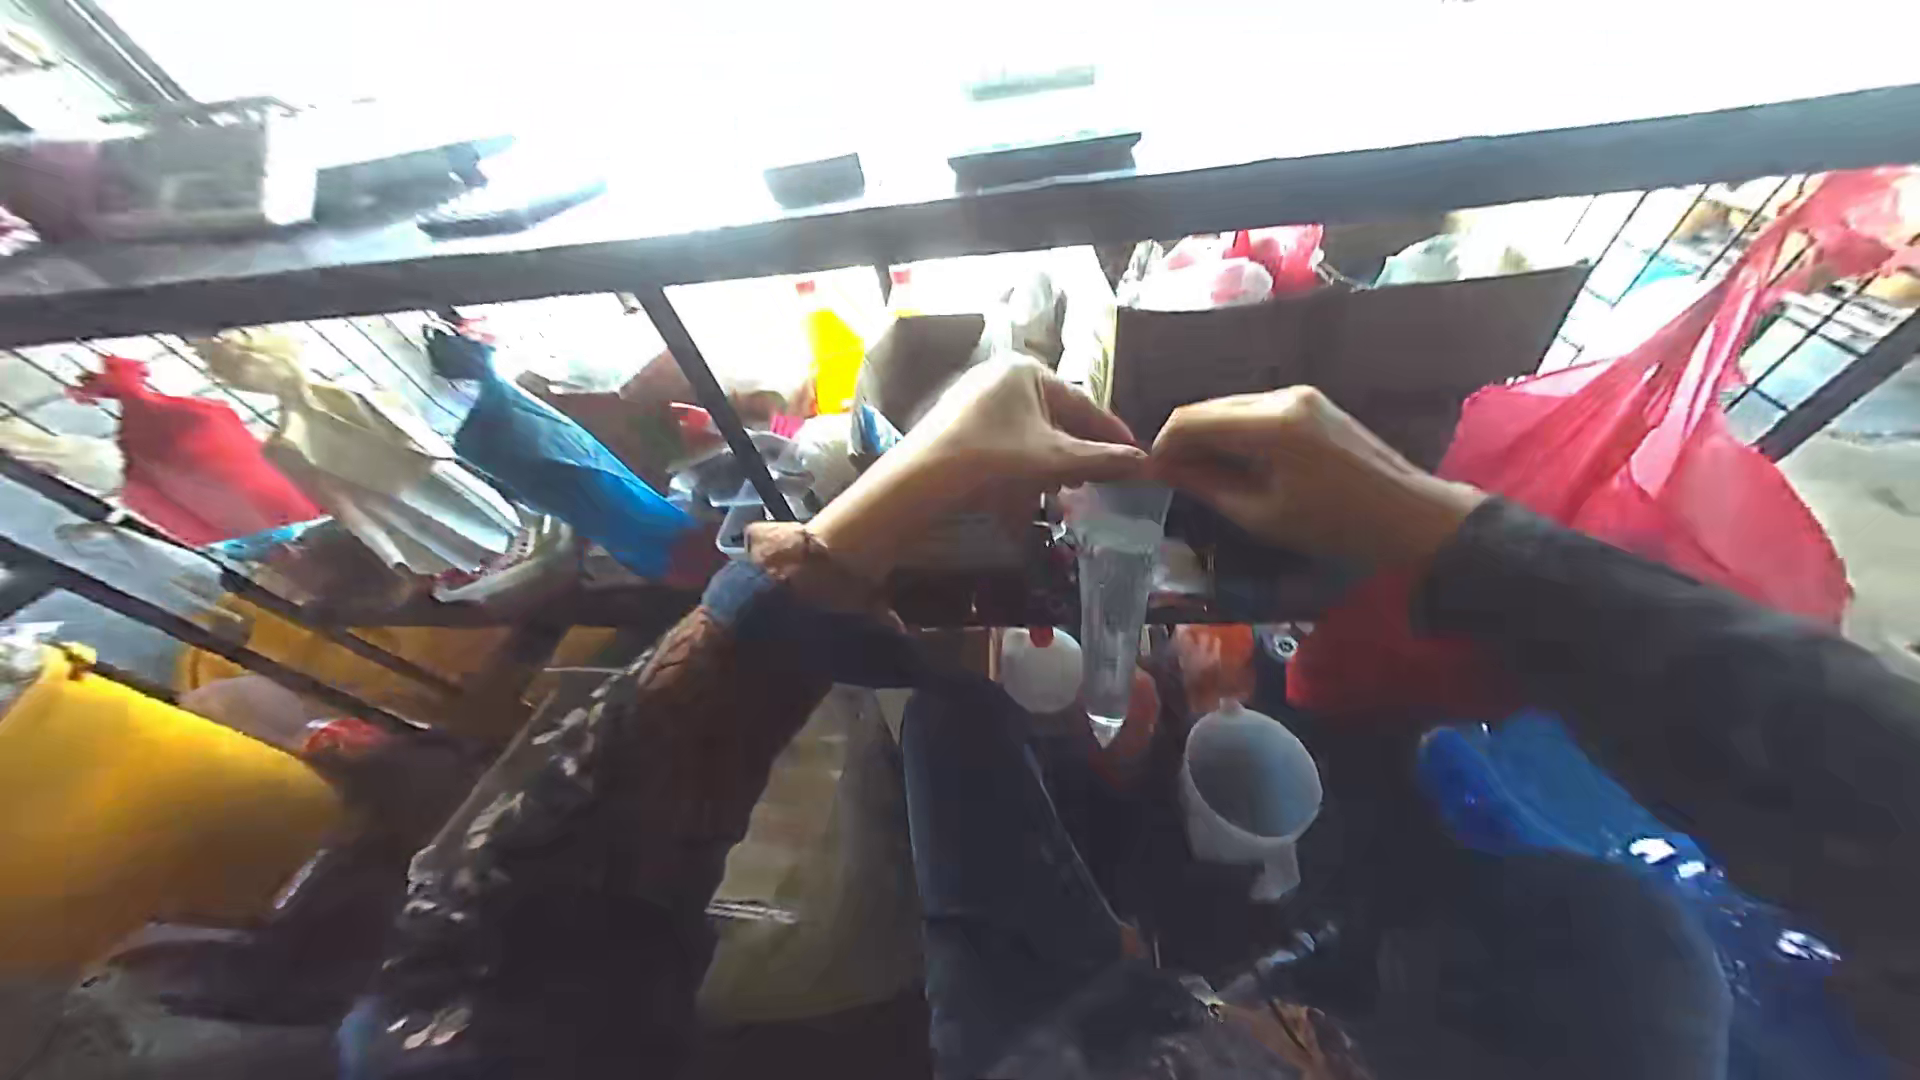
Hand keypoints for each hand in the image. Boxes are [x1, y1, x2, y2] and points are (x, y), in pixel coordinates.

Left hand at [807, 356, 1145, 578]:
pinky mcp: (957, 422)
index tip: (1135, 455)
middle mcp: (1000, 375)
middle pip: (1055, 418)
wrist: (920, 479)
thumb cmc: (993, 458)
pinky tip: (1027, 488)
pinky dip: (1021, 462)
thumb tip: (1146, 462)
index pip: (1082, 404)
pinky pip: (1003, 440)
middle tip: (1095, 479)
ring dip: (1050, 462)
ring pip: (1028, 432)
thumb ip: (1102, 459)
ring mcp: (974, 397)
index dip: (1111, 433)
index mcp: (1027, 370)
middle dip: (1077, 452)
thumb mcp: (1054, 459)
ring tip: (1062, 488)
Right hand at [1150, 387, 1484, 566]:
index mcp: (1271, 425)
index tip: (1153, 474)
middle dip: (1181, 440)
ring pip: (1226, 407)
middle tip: (1172, 476)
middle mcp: (1282, 396)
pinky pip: (1251, 410)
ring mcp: (1298, 394)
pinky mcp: (1308, 401)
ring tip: (1201, 472)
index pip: (1190, 419)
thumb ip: (1205, 485)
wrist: (1412, 517)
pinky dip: (1230, 432)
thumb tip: (1162, 470)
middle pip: (1206, 407)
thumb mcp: (1260, 514)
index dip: (1163, 445)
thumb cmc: (1334, 526)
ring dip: (1205, 435)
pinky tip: (1232, 461)